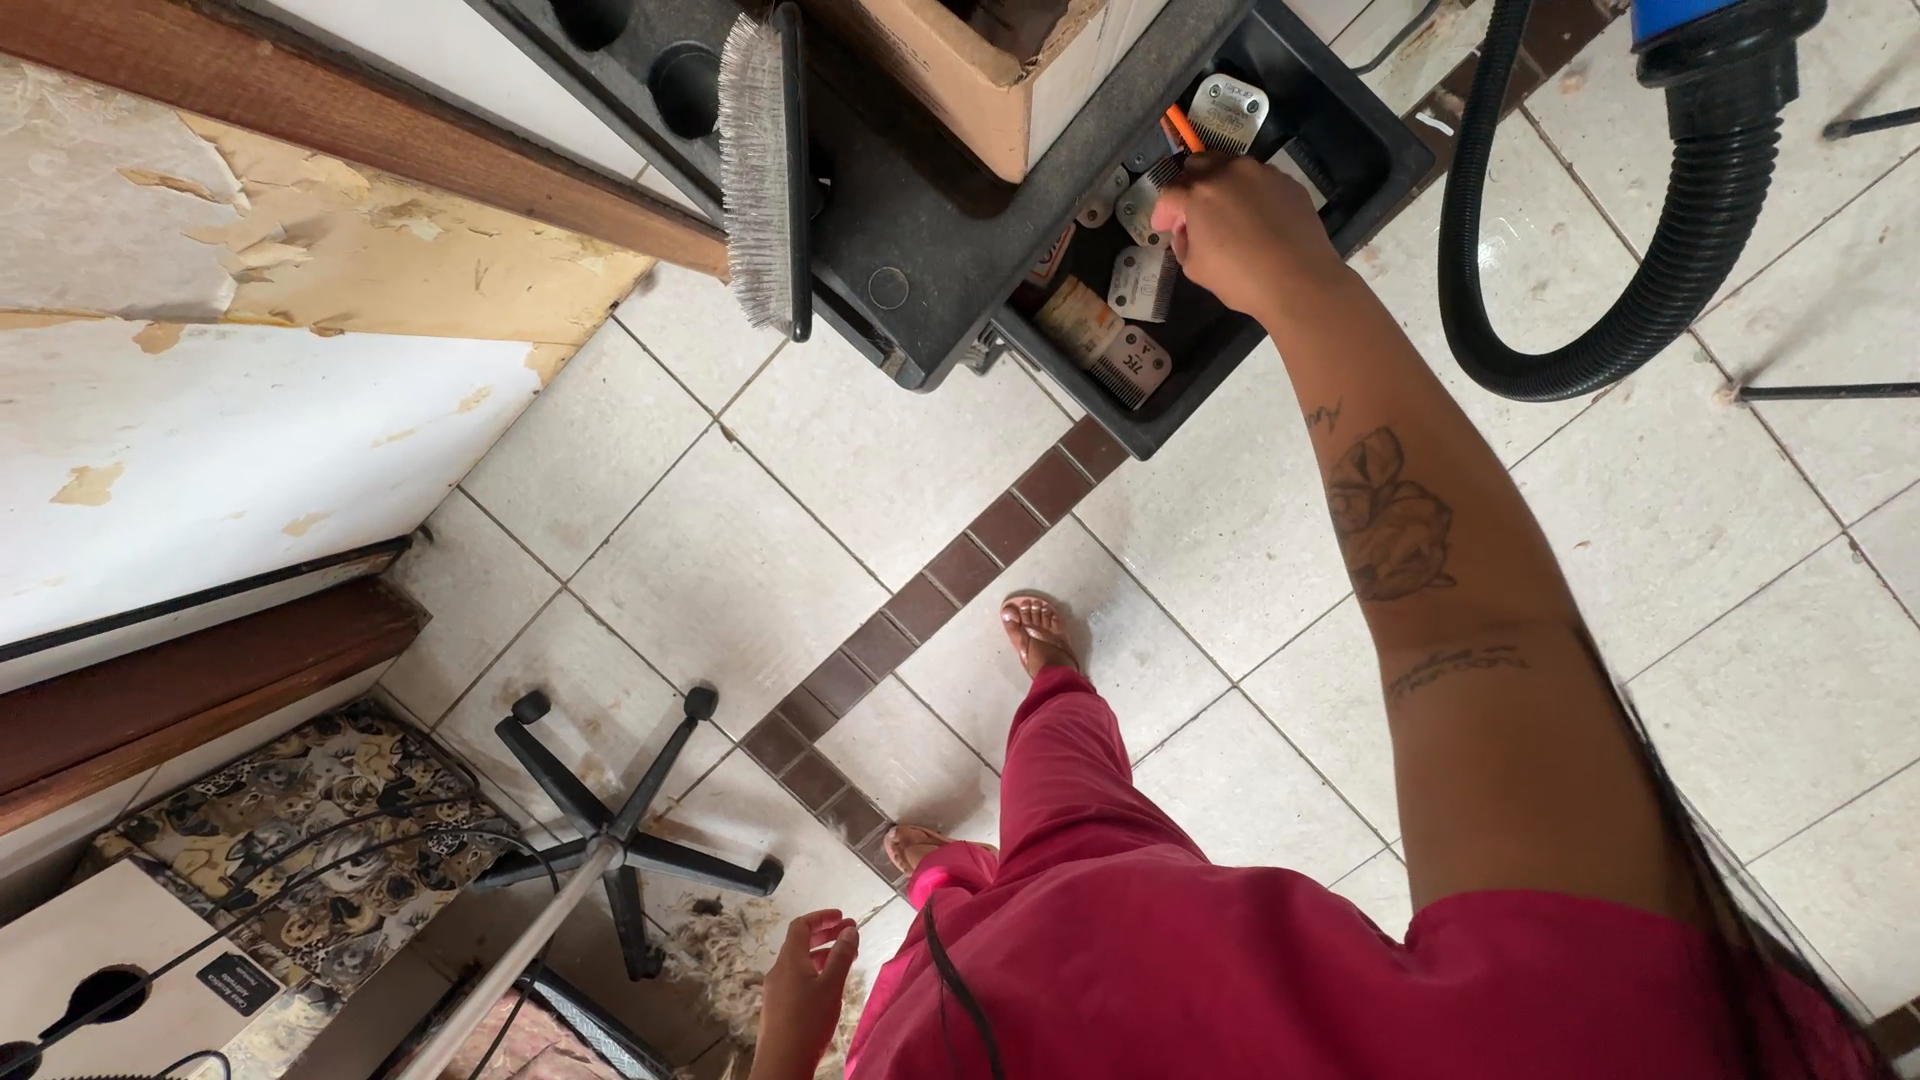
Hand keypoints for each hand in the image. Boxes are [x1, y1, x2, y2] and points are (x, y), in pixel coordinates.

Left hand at [751, 910, 858, 1079]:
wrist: (780, 1068)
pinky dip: (815, 972)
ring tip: (846, 960)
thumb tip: (850, 930)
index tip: (842, 917)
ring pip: (800, 963)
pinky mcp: (777, 1009)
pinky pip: (797, 979)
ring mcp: (775, 991)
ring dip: (823, 955)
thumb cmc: (807, 1022)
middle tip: (849, 933)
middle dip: (826, 935)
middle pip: (800, 943)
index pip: (801, 926)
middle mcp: (778, 971)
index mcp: (789, 960)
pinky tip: (829, 986)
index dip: (822, 917)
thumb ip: (842, 955)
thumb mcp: (831, 986)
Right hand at [1149, 154, 1346, 319]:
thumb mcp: (1195, 268)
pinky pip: (1257, 179)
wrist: (1298, 279)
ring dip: (1218, 185)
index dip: (1162, 213)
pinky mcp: (1286, 180)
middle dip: (1188, 187)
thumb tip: (1186, 232)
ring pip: (1229, 167)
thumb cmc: (1240, 278)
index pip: (1169, 193)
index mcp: (1199, 194)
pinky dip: (1247, 193)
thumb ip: (1183, 244)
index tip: (1163, 228)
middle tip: (1191, 214)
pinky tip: (1252, 219)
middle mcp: (1229, 172)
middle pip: (1198, 165)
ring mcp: (1261, 172)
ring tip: (1223, 214)